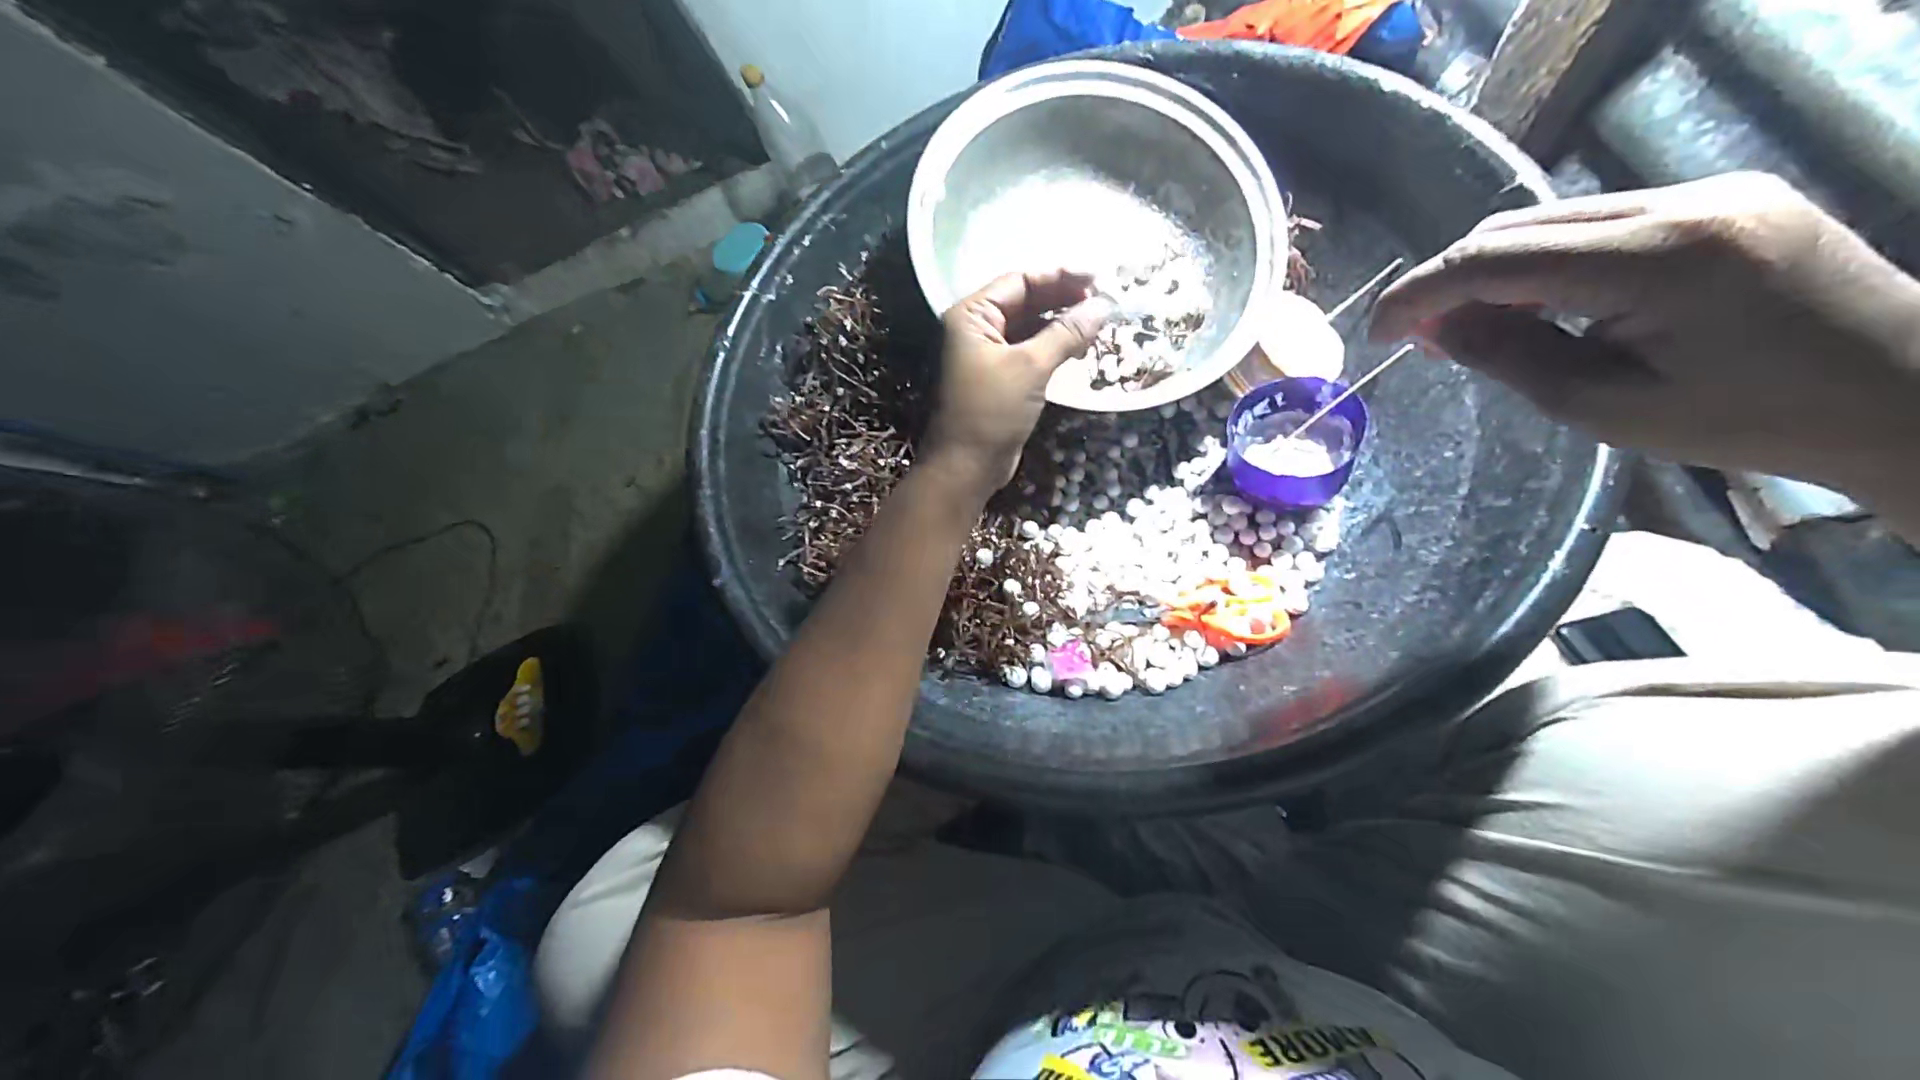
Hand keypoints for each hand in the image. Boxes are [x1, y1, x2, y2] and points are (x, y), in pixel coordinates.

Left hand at [922, 270, 1115, 494]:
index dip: (1059, 277)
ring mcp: (987, 354)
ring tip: (1098, 325)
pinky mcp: (1000, 377)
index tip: (1097, 278)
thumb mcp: (1031, 367)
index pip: (1019, 282)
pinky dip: (1054, 347)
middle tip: (1103, 301)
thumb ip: (1066, 333)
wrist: (967, 466)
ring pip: (1031, 327)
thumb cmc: (991, 411)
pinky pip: (1031, 350)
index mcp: (972, 316)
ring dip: (1062, 325)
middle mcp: (977, 329)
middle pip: (1026, 302)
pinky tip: (1080, 348)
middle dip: (1063, 300)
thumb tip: (1103, 306)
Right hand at [1372, 173, 1919, 495]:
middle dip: (1446, 281)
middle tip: (1413, 337)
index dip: (1419, 293)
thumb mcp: (1605, 407)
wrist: (1905, 393)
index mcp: (1659, 259)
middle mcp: (1682, 202)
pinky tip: (1528, 305)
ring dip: (1489, 272)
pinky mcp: (1716, 201)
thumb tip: (1436, 328)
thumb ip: (1510, 356)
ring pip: (1548, 221)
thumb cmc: (1753, 422)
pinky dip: (1537, 264)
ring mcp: (1705, 192)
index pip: (1496, 258)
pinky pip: (1592, 224)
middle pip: (1516, 228)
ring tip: (1465, 327)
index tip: (1375, 334)